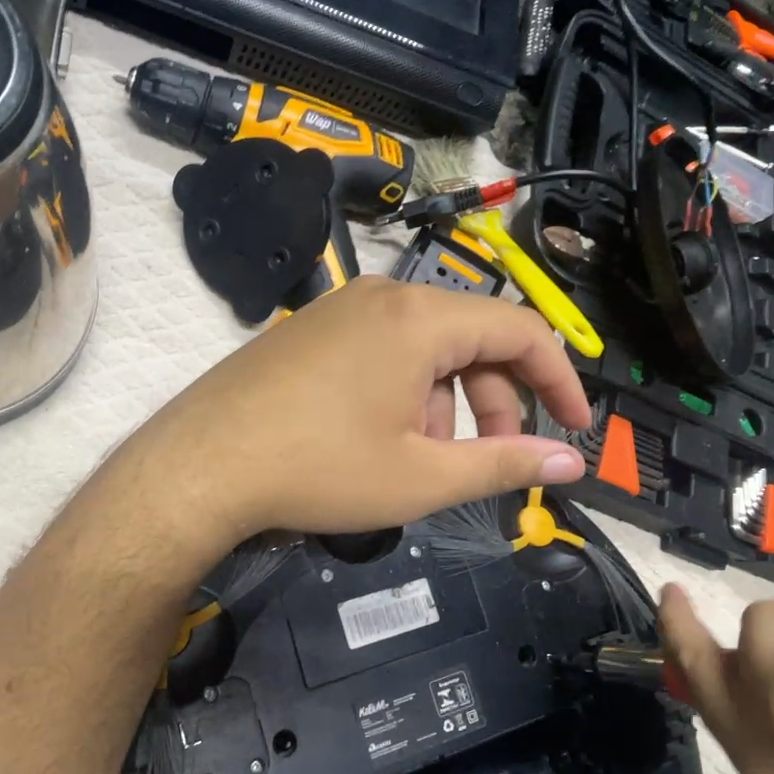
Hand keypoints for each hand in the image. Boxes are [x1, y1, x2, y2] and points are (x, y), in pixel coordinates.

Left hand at [131, 277, 592, 540]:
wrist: (200, 466)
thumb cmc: (318, 470)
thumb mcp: (421, 477)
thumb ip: (503, 464)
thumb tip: (569, 464)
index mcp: (420, 318)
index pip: (522, 330)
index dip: (560, 382)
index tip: (574, 432)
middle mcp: (381, 297)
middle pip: (471, 337)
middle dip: (496, 400)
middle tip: (495, 459)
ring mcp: (337, 309)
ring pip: (424, 348)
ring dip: (444, 402)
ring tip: (419, 459)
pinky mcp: (306, 330)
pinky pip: (380, 349)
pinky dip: (402, 391)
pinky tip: (377, 439)